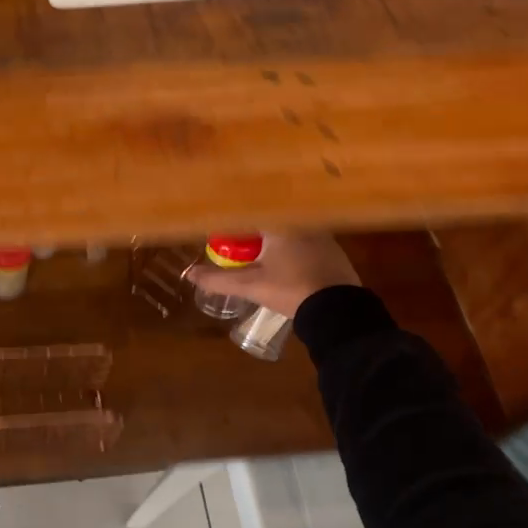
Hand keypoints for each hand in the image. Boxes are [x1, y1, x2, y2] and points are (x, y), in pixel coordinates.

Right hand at [185, 232, 359, 316]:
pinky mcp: (334, 253)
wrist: (338, 310)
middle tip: (238, 254)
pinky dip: (291, 254)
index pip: (249, 217)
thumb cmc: (291, 289)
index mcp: (280, 225)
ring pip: (288, 236)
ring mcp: (322, 237)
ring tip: (260, 263)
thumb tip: (189, 274)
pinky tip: (286, 271)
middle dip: (252, 238)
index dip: (233, 228)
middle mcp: (302, 224)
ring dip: (273, 246)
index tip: (221, 241)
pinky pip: (304, 247)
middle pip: (268, 225)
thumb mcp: (251, 285)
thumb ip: (219, 279)